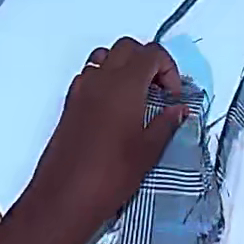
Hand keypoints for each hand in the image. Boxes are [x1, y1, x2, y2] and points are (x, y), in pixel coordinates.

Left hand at [19, 37, 188, 241]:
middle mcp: (102, 77)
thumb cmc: (110, 174)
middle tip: (159, 89)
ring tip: (136, 94)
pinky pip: (90, 74)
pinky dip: (104, 78)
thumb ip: (166, 123)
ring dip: (124, 65)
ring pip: (106, 55)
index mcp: (125, 83)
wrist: (65, 196)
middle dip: (147, 61)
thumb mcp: (148, 151)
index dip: (168, 68)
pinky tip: (113, 107)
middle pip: (128, 47)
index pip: (151, 53)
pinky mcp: (70, 100)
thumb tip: (178, 110)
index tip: (172, 95)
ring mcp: (82, 86)